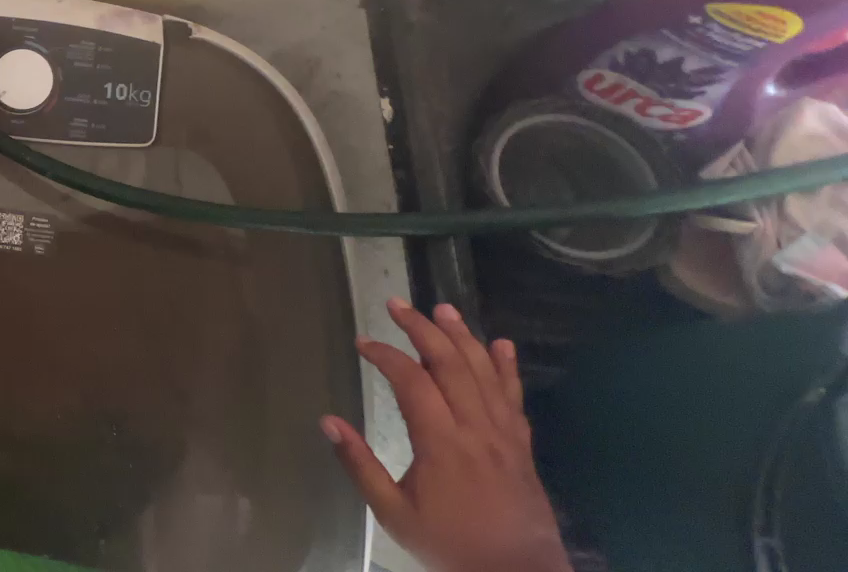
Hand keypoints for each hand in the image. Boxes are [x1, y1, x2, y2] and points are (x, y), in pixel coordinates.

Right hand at [321, 299, 570, 571]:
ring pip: (484, 374)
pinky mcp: (521, 447)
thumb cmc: (451, 545)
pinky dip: (507, 368)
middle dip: (422, 329)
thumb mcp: (394, 513)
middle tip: (397, 304)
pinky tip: (501, 345)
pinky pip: (514, 398)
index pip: (412, 381)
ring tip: (443, 308)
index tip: (362, 343)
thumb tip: (327, 421)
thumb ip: (361, 465)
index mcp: (442, 443)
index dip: (385, 355)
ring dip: (462, 337)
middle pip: (450, 365)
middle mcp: (476, 430)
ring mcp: (504, 436)